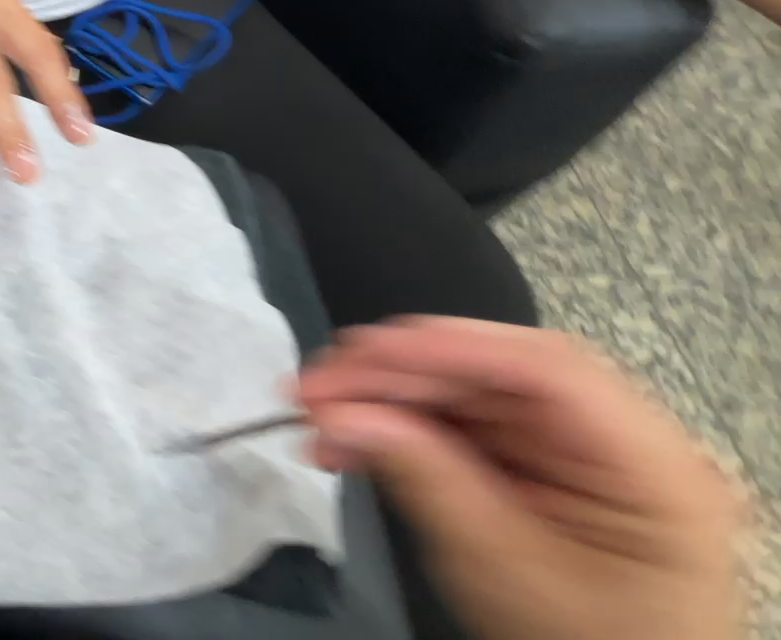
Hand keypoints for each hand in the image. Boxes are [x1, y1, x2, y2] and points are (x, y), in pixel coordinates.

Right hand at [295, 317, 742, 639]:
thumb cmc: (578, 637)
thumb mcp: (498, 563)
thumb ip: (423, 477)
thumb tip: (338, 414)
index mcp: (646, 462)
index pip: (541, 368)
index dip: (443, 348)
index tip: (355, 352)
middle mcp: (610, 433)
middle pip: (487, 368)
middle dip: (389, 371)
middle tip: (312, 388)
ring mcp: (566, 439)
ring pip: (456, 384)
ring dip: (376, 393)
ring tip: (313, 414)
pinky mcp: (526, 450)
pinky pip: (448, 414)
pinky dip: (388, 419)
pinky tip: (340, 435)